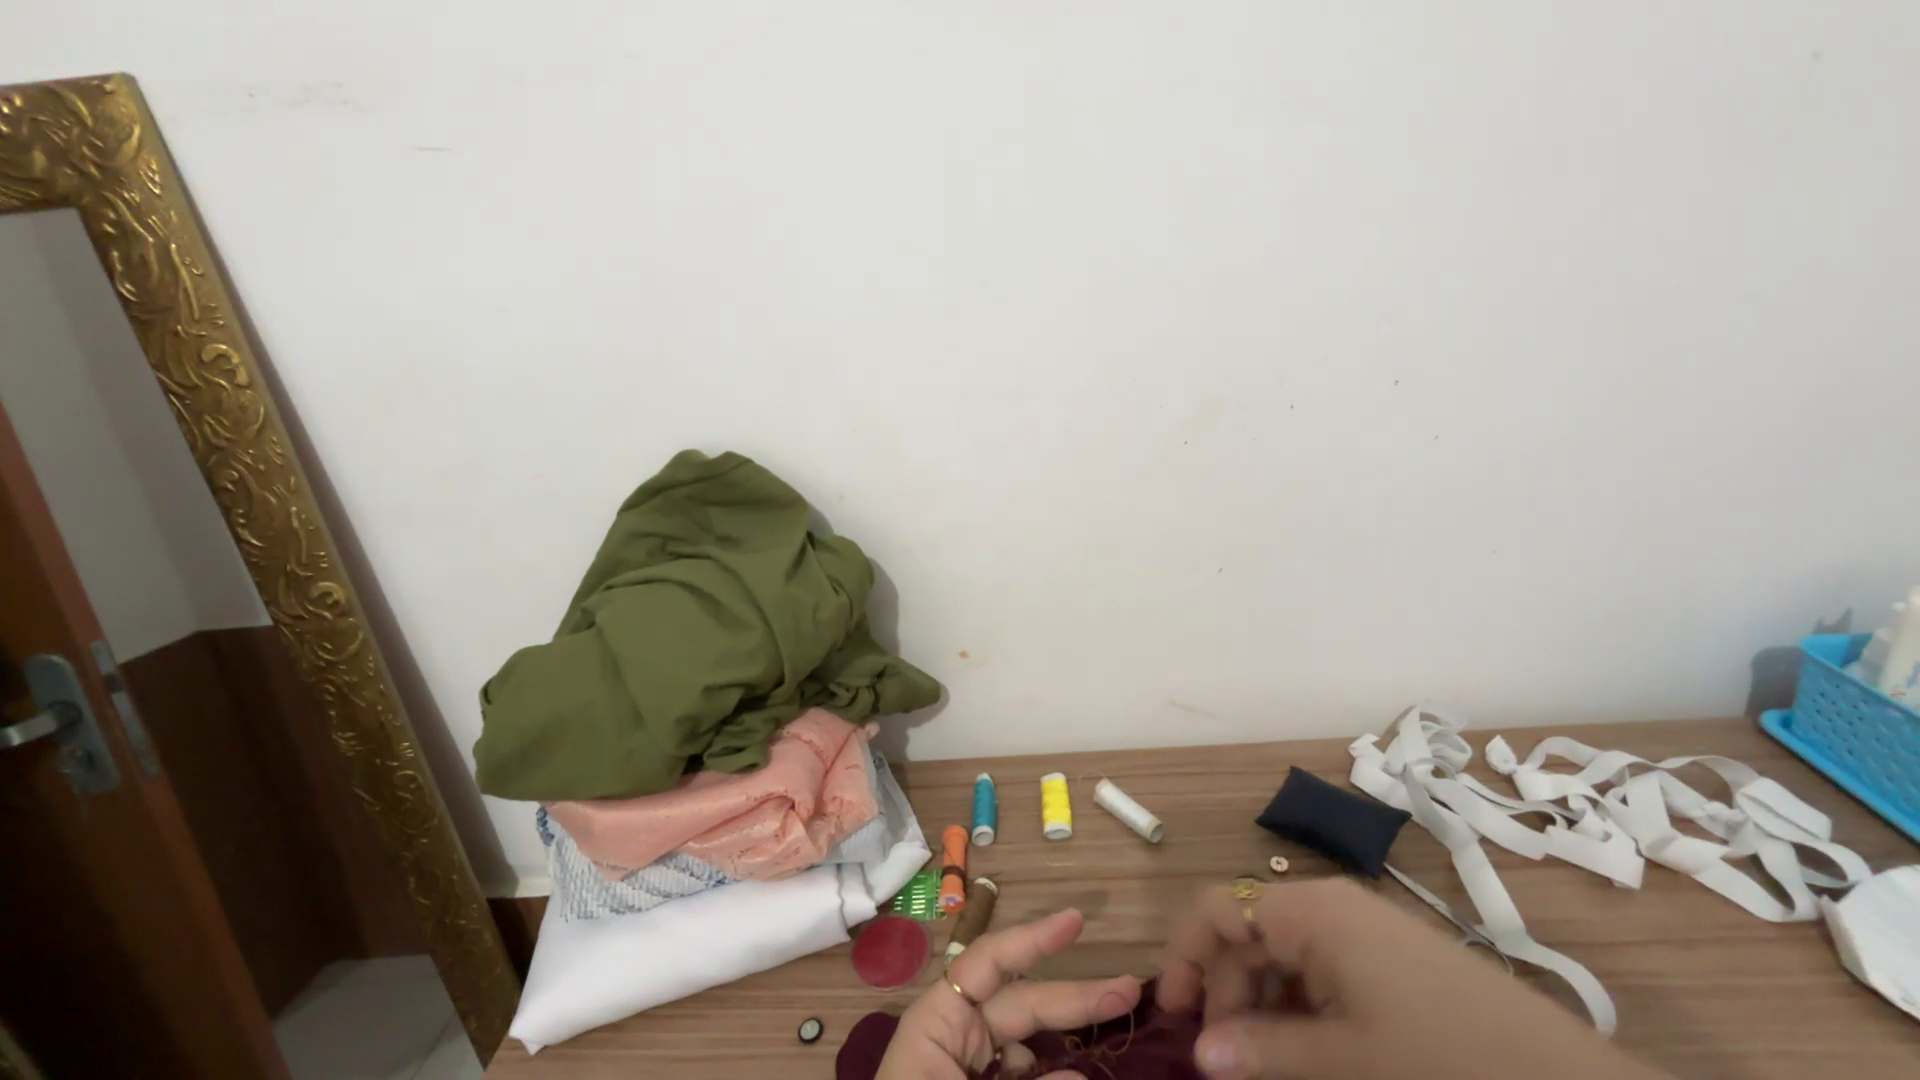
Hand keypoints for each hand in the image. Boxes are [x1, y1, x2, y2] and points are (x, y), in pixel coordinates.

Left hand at [876, 909, 1140, 1079]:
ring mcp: (969, 1069)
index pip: (989, 963)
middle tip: (1130, 991)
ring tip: (1115, 1030)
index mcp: (938, 1023)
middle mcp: (955, 1036)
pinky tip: (1077, 1073)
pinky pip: (1022, 1074)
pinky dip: (1051, 1074)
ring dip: (1068, 1041)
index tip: (1077, 920)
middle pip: (1023, 1004)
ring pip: (1029, 1046)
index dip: (1034, 938)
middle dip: (1075, 998)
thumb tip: (1083, 1079)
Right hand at [1158, 878, 1669, 1079]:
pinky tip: (1309, 1051)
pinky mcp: (1386, 953)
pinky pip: (1318, 967)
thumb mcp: (1345, 1061)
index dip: (1185, 957)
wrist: (1567, 1079)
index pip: (1217, 909)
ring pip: (1280, 952)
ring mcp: (1361, 926)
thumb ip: (1262, 1052)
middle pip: (1245, 930)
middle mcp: (1328, 904)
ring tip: (1265, 1062)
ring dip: (1261, 1002)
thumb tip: (1199, 1054)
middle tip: (1225, 1060)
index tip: (1172, 1016)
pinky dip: (1298, 1004)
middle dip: (1225, 990)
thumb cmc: (1444, 1058)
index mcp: (1310, 911)